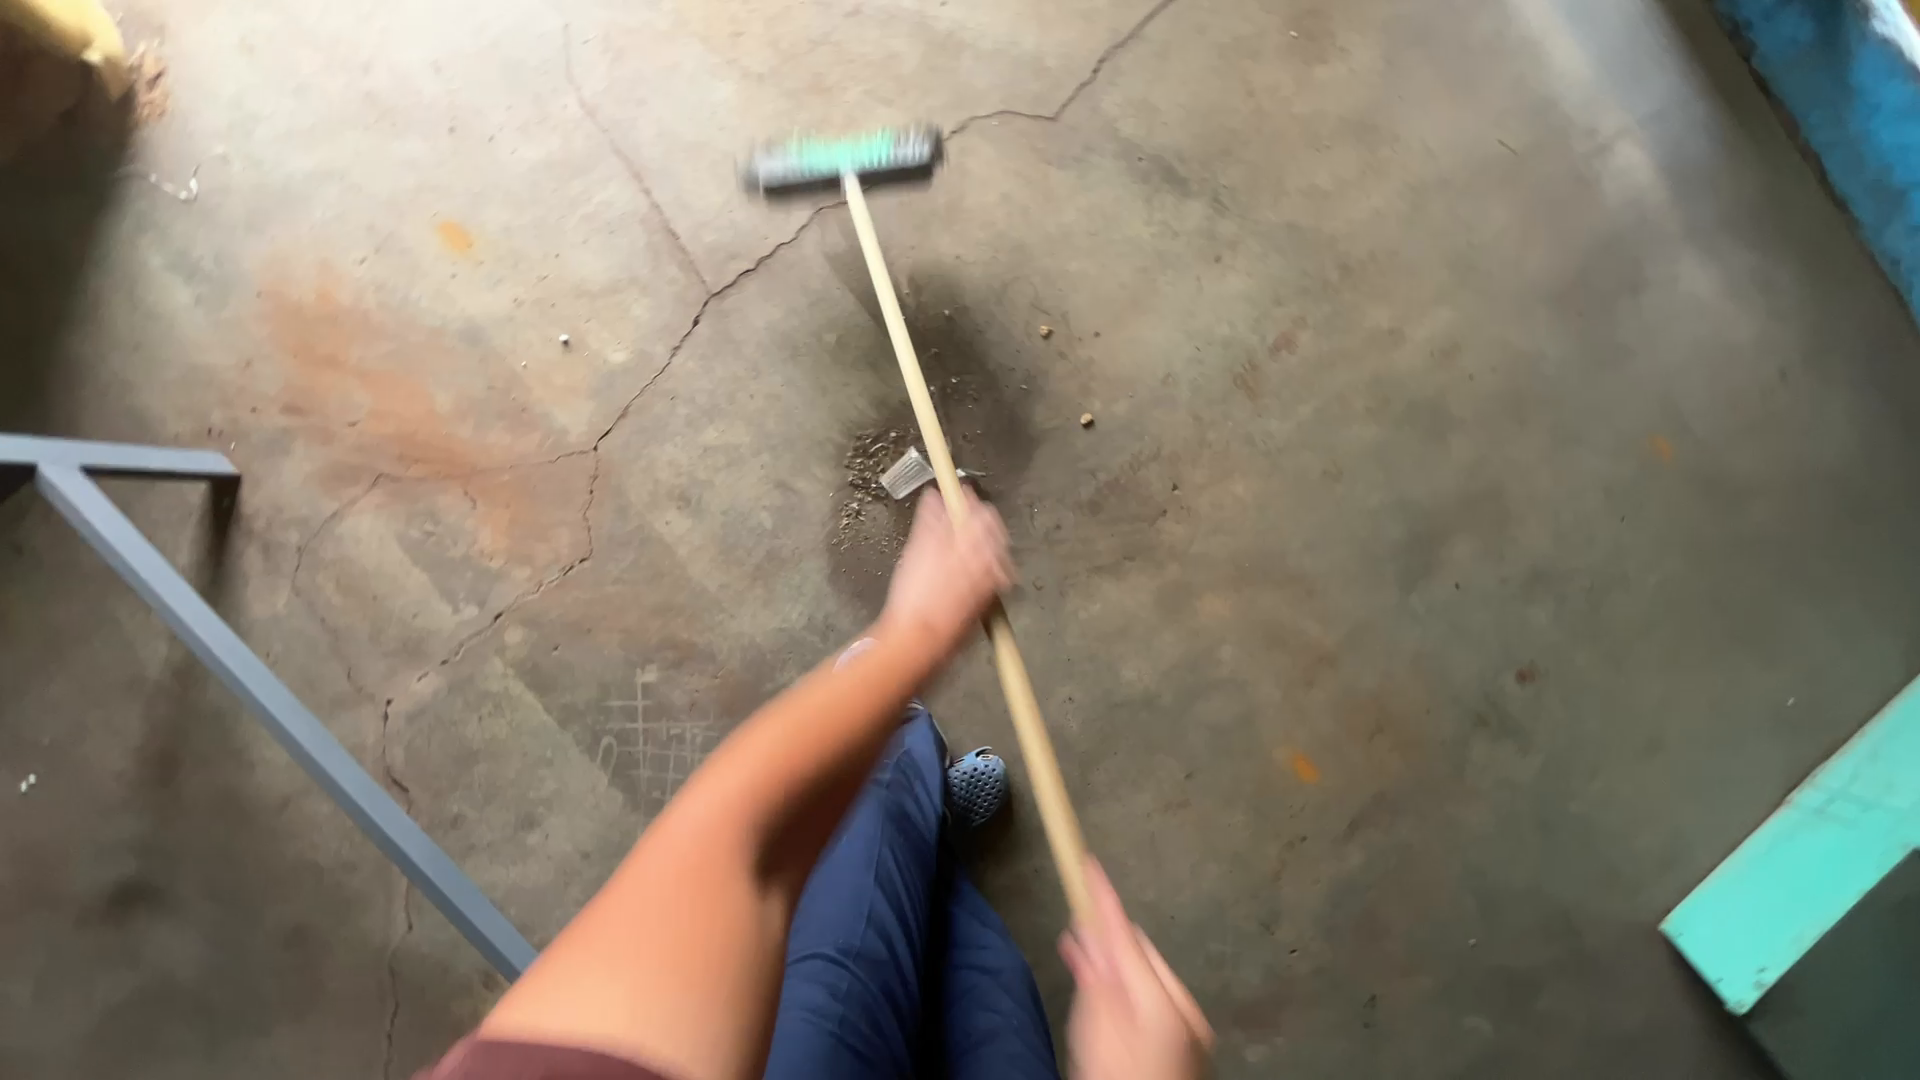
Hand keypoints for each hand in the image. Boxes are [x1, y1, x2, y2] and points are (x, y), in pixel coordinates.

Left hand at [879, 488, 1011, 657]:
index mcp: (987, 574)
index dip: (998, 537)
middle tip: (982, 509)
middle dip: (983, 516)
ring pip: (958, 518)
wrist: (915, 637)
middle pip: (983, 525)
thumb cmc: (948, 635)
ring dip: (962, 505)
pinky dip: (931, 507)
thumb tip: (990, 581)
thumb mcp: (976, 615)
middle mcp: (970, 556)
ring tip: (962, 494)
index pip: (999, 545)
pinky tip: (931, 495)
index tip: (997, 534)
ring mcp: (944, 548)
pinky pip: (928, 520)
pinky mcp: (920, 548)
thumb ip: (984, 591)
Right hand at [1060, 859, 1213, 1079]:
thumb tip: (1086, 931)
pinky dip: (1130, 986)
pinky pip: (1154, 995)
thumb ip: (1094, 976)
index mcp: (1162, 1001)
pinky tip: (1108, 992)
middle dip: (1108, 937)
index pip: (1125, 933)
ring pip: (1146, 972)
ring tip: (1085, 961)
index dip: (1104, 896)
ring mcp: (1190, 1025)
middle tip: (1076, 931)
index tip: (1088, 862)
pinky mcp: (1188, 1041)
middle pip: (1139, 951)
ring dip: (1116, 962)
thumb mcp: (1094, 1032)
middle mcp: (1184, 1005)